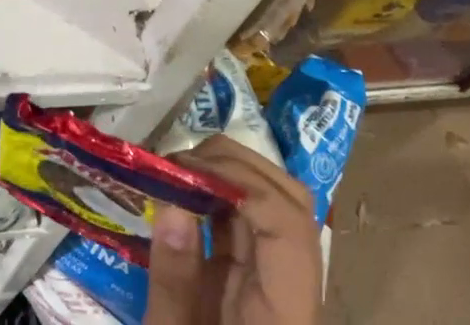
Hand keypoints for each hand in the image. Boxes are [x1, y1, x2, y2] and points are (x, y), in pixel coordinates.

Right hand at [146, 135, 322, 324]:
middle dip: (237, 166)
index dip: (243, 183)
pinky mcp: (258, 295)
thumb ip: (173, 282)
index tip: (182, 169)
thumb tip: (173, 205)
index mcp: (286, 319)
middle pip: (293, 208)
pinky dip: (218, 204)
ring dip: (227, 178)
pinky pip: (250, 234)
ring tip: (173, 172)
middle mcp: (296, 298)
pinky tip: (181, 200)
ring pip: (275, 213)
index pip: (288, 228)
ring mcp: (280, 293)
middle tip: (175, 160)